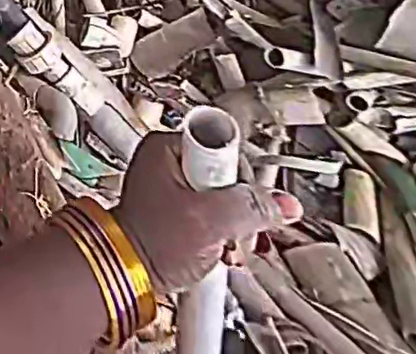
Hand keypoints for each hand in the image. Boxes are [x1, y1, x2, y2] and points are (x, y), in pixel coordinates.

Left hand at [112, 133, 301, 289]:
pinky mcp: (180, 209)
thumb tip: (283, 201)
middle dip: (240, 207)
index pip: (219, 143)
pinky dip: (225, 233)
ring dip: (235, 225)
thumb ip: (248, 207)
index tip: (245, 195)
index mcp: (166, 147)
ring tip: (227, 243)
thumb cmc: (152, 239)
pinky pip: (215, 213)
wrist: (132, 271)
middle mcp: (168, 159)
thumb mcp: (207, 220)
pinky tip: (223, 250)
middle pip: (226, 174)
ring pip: (224, 197)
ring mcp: (173, 185)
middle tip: (234, 226)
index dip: (239, 173)